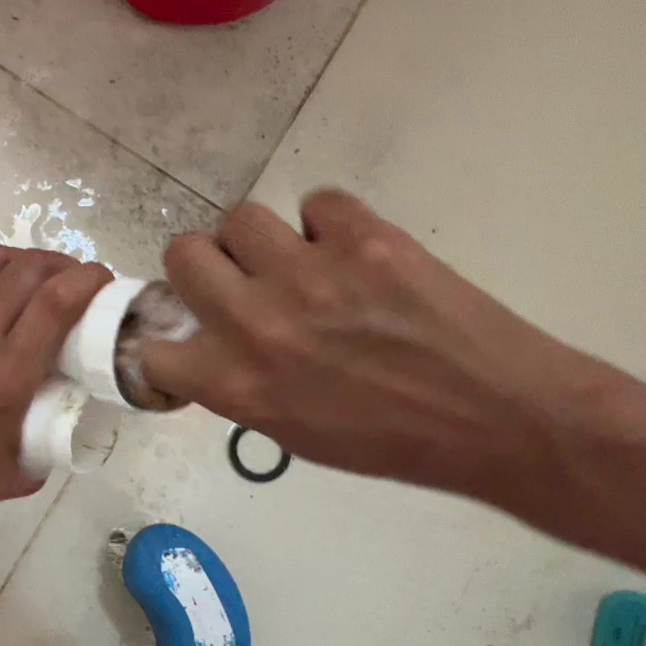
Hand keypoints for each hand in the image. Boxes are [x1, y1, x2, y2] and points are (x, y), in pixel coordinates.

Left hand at [0, 245, 113, 523]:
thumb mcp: (23, 470)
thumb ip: (55, 436)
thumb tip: (74, 407)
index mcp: (7, 373)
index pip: (56, 301)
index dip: (89, 280)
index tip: (106, 283)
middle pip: (29, 271)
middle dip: (66, 266)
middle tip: (80, 283)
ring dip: (26, 260)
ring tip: (42, 277)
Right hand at [144, 189, 631, 495]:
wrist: (496, 417)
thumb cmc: (388, 442)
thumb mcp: (287, 429)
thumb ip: (236, 382)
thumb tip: (213, 344)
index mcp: (234, 382)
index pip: (149, 345)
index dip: (162, 334)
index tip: (185, 330)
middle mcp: (254, 322)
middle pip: (183, 253)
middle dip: (204, 265)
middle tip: (239, 279)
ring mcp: (308, 273)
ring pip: (240, 217)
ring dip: (261, 239)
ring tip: (296, 259)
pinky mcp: (364, 237)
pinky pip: (317, 204)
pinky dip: (327, 224)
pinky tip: (351, 251)